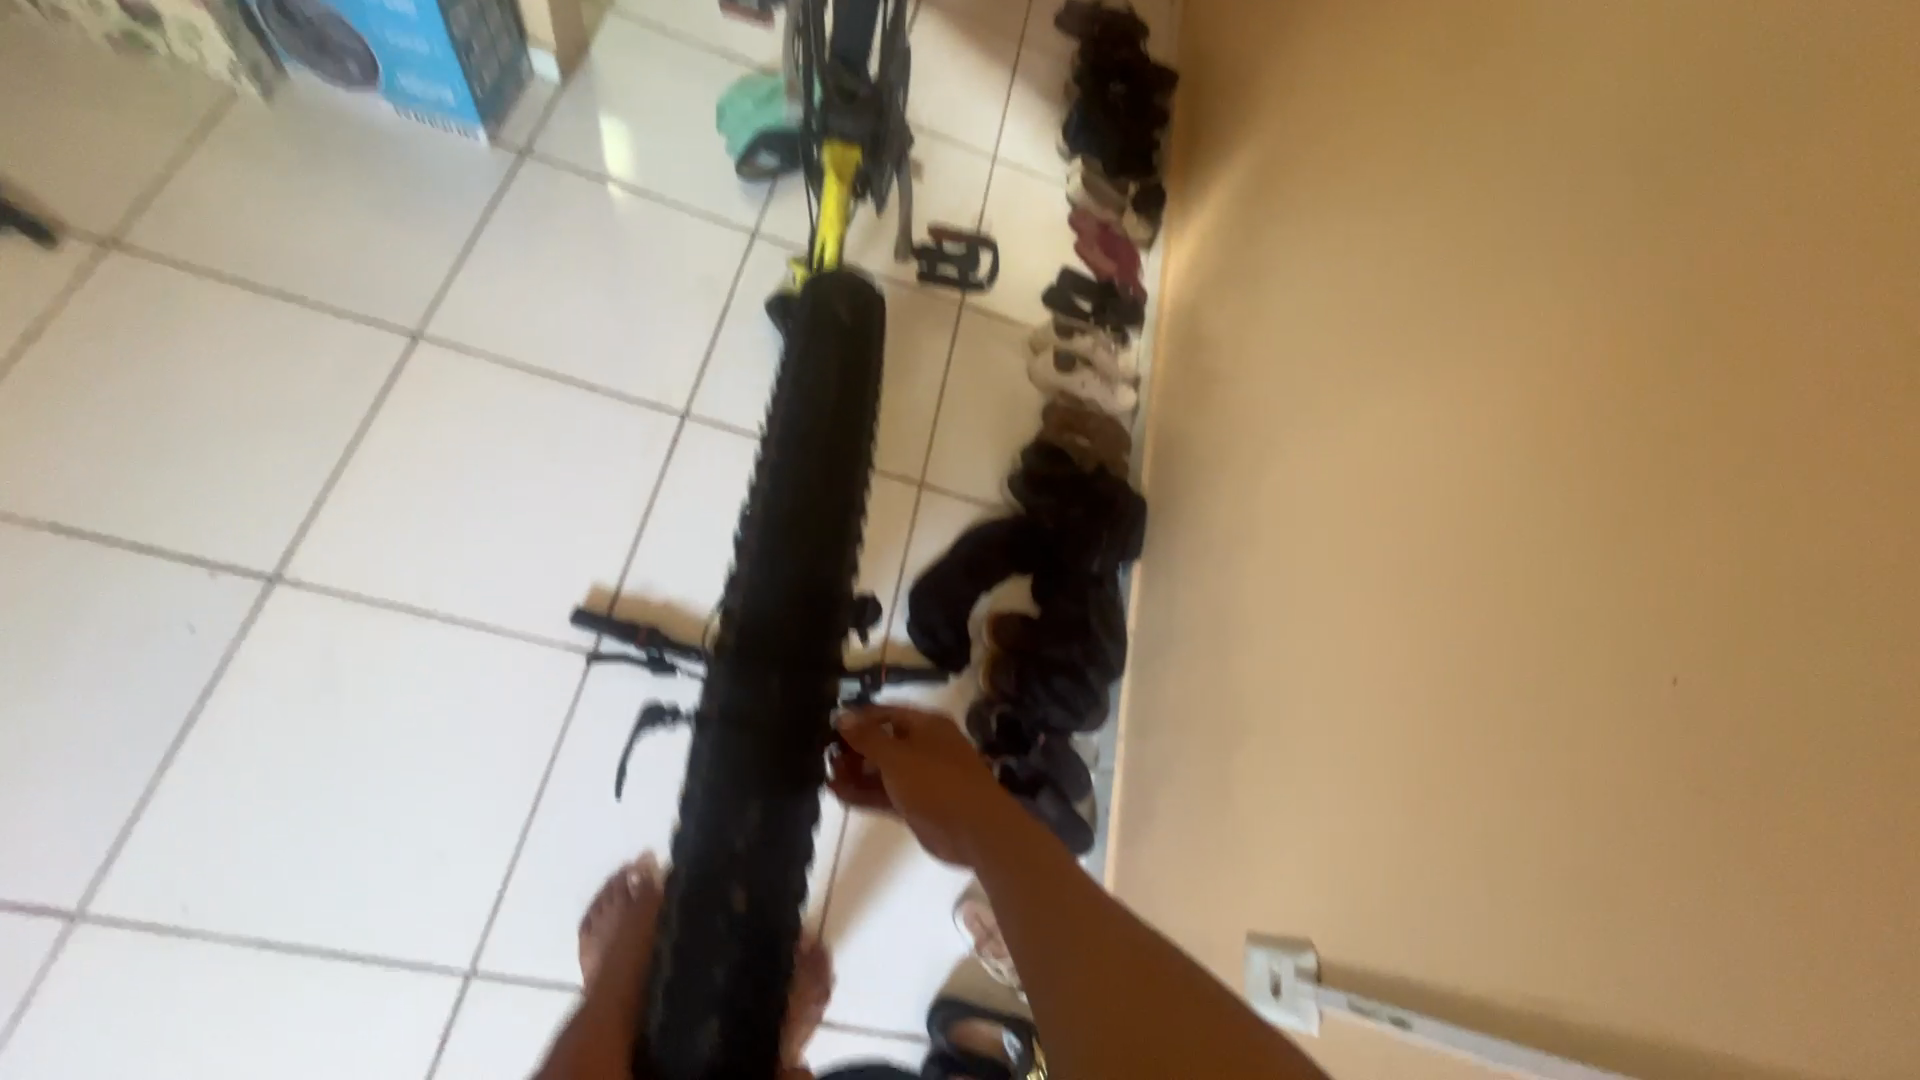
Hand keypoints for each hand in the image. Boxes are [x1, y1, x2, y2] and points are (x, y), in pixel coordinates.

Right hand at [828, 705, 1021, 867]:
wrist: (974, 829)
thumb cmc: (936, 781)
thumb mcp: (897, 756)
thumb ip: (867, 737)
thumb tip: (842, 716)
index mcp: (926, 725)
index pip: (887, 712)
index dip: (860, 718)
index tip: (830, 726)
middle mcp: (924, 746)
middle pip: (883, 741)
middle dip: (855, 748)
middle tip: (825, 756)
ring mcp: (921, 777)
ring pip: (883, 770)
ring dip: (856, 773)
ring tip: (826, 775)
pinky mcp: (916, 804)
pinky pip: (885, 793)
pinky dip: (864, 793)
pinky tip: (837, 793)